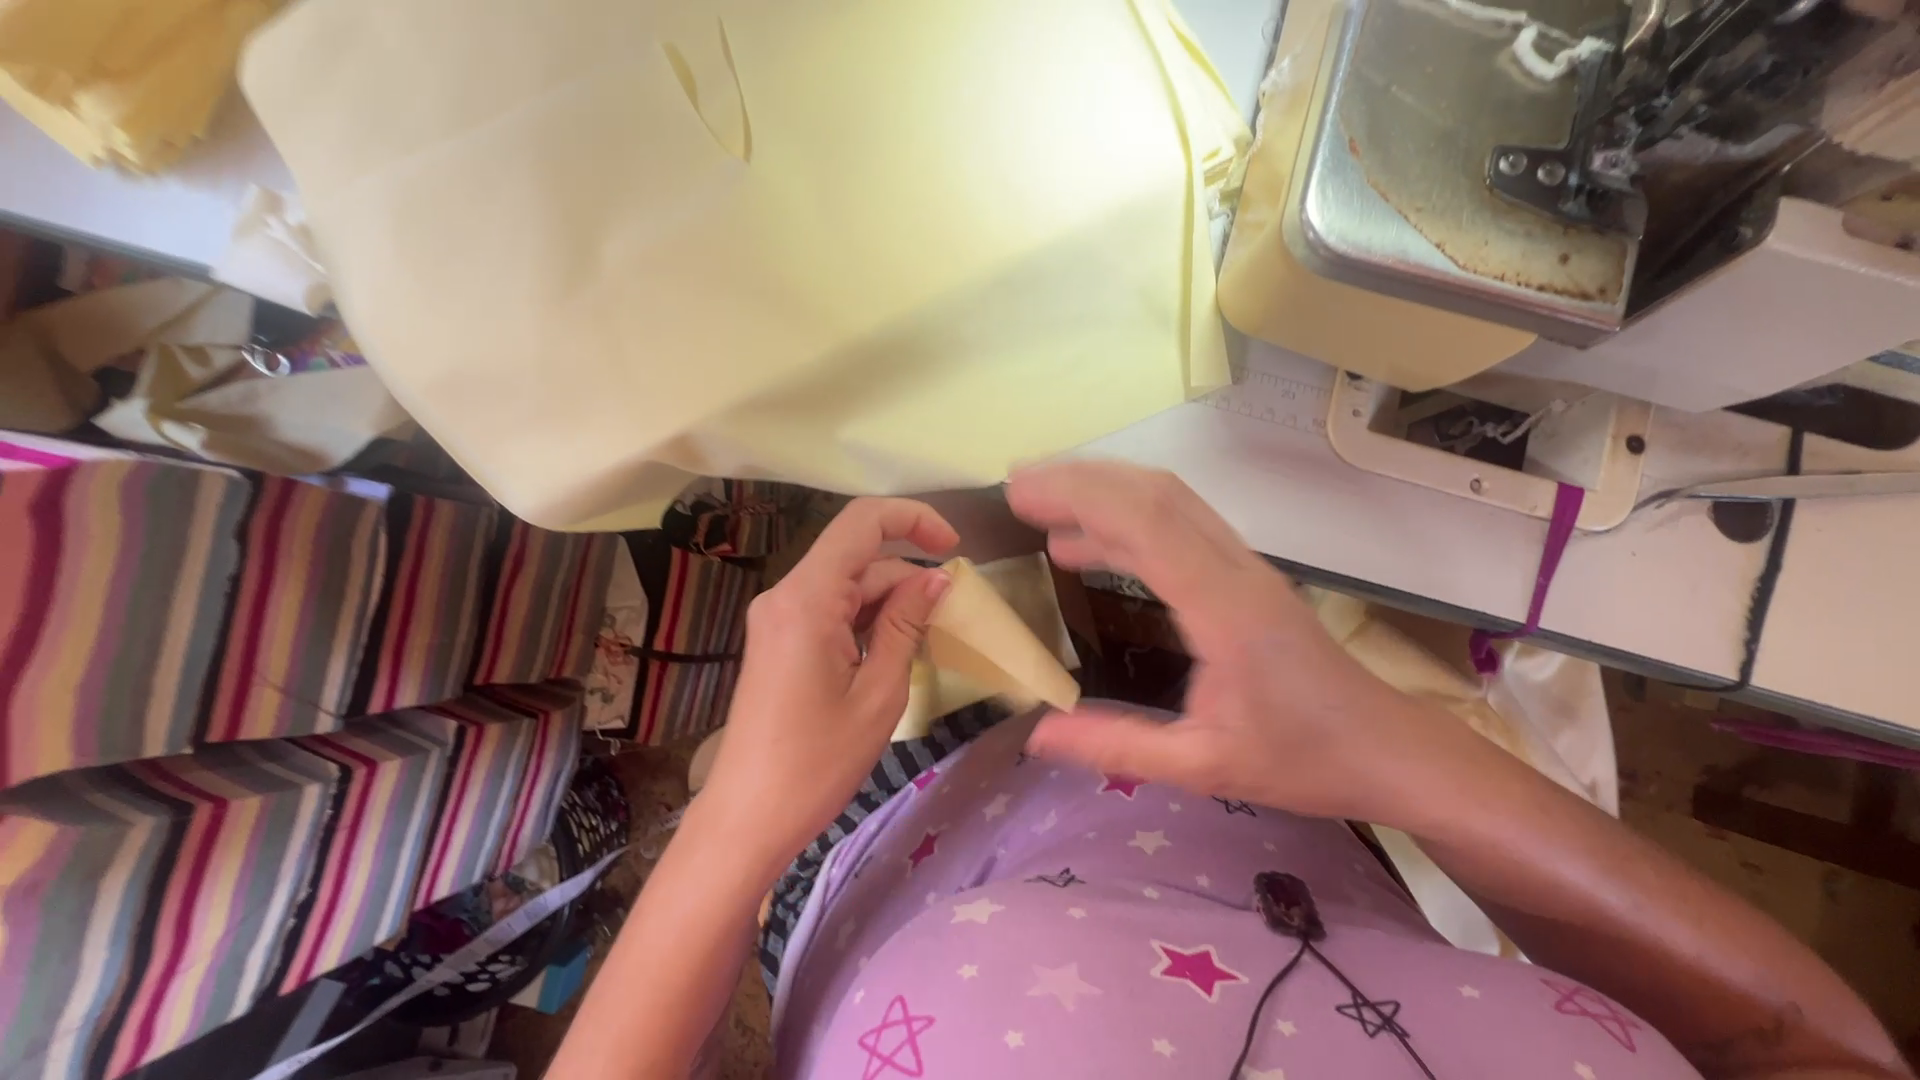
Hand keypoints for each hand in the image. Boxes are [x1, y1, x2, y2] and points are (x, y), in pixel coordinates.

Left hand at [701, 497, 957, 867]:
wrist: (748, 817)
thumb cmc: (818, 762)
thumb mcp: (879, 692)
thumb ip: (906, 624)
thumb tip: (937, 578)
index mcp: (806, 598)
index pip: (862, 522)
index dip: (914, 519)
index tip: (955, 547)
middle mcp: (785, 595)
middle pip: (857, 559)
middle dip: (908, 577)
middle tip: (949, 620)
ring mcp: (777, 618)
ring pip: (845, 586)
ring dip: (889, 603)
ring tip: (926, 643)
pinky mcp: (777, 641)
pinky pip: (829, 611)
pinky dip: (866, 621)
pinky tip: (892, 653)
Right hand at [1007, 462, 1446, 822]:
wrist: (1388, 749)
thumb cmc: (1302, 759)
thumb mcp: (1203, 767)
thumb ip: (1117, 747)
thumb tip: (1036, 735)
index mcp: (1224, 608)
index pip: (1144, 524)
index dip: (1077, 496)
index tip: (1020, 493)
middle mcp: (1235, 570)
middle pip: (1154, 494)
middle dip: (1081, 478)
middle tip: (1017, 485)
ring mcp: (1244, 567)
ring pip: (1170, 500)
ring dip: (1104, 490)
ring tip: (1040, 502)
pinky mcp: (1245, 576)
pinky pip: (1180, 525)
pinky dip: (1127, 519)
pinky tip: (1087, 546)